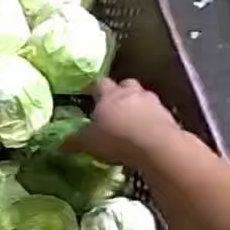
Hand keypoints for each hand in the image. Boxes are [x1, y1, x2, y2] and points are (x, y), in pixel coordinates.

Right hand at [64, 78, 184, 167]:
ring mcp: (152, 102)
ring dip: (136, 105)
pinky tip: (145, 132)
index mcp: (109, 95)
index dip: (93, 88)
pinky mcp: (168, 116)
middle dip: (119, 92)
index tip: (88, 94)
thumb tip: (61, 143)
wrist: (157, 146)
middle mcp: (131, 93)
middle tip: (112, 105)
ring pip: (143, 97)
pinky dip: (150, 119)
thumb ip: (75, 141)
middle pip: (125, 84)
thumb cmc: (116, 139)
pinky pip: (156, 113)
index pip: (99, 83)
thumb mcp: (88, 142)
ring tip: (130, 120)